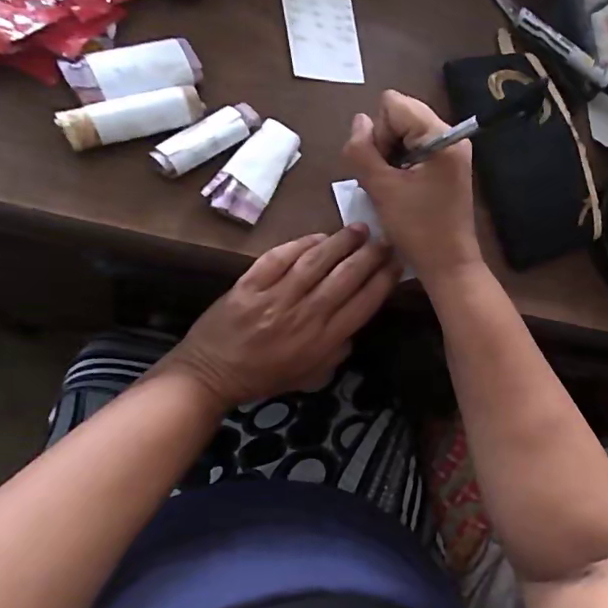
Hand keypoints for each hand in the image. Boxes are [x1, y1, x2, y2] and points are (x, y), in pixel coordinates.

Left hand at [161, 226, 399, 406]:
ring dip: (341, 242)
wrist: (210, 374)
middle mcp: (304, 316)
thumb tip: (354, 327)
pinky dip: (301, 244)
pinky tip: (318, 236)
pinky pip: (280, 257)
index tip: (396, 262)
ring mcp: (275, 298)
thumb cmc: (262, 378)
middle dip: (370, 255)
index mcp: (322, 341)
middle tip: (384, 239)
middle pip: (346, 277)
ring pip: (316, 262)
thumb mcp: (308, 376)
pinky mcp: (250, 284)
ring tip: (359, 229)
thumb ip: (335, 352)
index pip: (363, 304)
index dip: (384, 280)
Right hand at [341, 91, 484, 284]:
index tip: (383, 168)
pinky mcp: (447, 166)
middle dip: (384, 143)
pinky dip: (401, 164)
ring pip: (405, 133)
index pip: (393, 104)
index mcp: (441, 136)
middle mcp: (451, 136)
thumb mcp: (382, 189)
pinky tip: (401, 189)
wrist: (449, 265)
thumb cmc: (418, 230)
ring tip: (392, 186)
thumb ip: (362, 151)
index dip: (378, 133)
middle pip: (400, 114)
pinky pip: (415, 149)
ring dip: (390, 156)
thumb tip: (359, 121)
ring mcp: (451, 151)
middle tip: (385, 179)